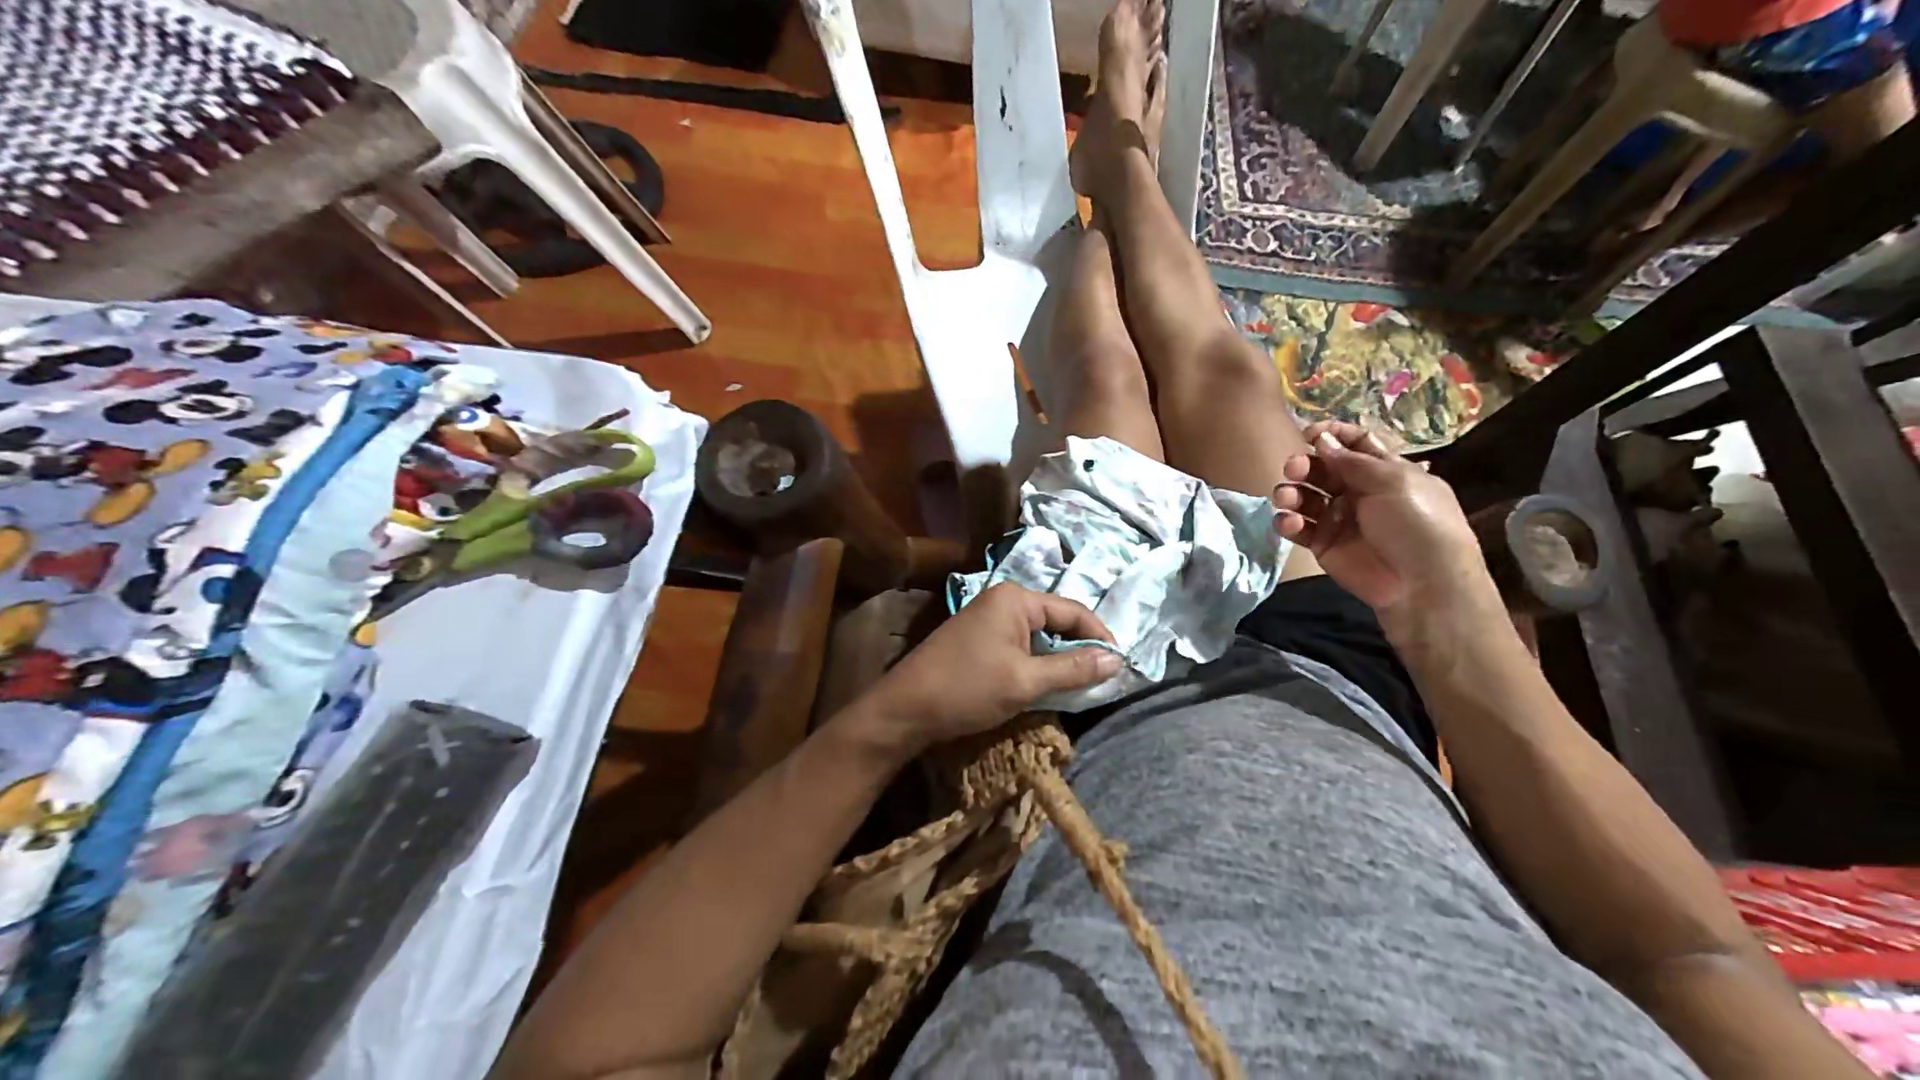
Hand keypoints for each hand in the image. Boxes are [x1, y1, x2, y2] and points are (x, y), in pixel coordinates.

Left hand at [836, 583, 1121, 759]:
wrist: (905, 709)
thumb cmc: (967, 689)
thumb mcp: (1025, 682)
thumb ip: (1073, 669)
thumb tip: (1116, 660)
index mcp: (1015, 598)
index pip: (1073, 611)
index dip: (1099, 637)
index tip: (1120, 666)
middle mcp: (1002, 599)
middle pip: (1056, 620)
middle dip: (1080, 648)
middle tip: (1103, 678)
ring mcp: (987, 617)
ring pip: (1038, 634)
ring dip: (1058, 658)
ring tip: (1079, 685)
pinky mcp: (978, 638)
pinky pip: (1020, 644)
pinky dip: (1037, 662)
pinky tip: (1046, 683)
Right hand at [1271, 422, 1492, 623]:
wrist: (1421, 584)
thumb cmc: (1417, 523)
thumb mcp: (1392, 482)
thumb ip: (1351, 460)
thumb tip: (1320, 440)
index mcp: (1383, 471)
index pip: (1354, 444)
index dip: (1332, 435)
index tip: (1309, 434)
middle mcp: (1358, 492)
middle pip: (1321, 469)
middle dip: (1304, 465)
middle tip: (1294, 469)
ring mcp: (1338, 518)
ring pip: (1304, 497)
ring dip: (1291, 492)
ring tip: (1287, 499)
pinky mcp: (1322, 544)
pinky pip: (1297, 527)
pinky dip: (1288, 522)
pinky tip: (1291, 523)